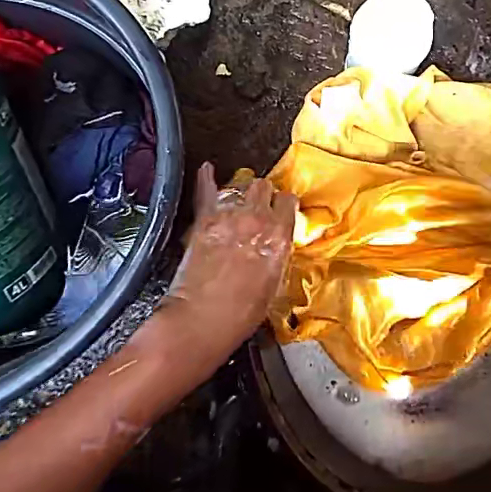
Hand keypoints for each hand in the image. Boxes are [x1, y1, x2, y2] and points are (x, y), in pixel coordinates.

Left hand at [156, 163, 297, 363]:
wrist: (201, 322)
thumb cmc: (238, 314)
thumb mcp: (275, 287)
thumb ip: (278, 257)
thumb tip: (276, 248)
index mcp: (280, 238)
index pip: (289, 201)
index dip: (285, 204)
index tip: (283, 208)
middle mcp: (257, 221)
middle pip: (264, 187)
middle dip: (264, 193)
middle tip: (260, 203)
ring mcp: (229, 217)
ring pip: (241, 184)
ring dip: (241, 190)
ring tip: (239, 196)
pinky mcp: (204, 222)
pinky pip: (206, 190)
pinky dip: (206, 178)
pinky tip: (207, 169)